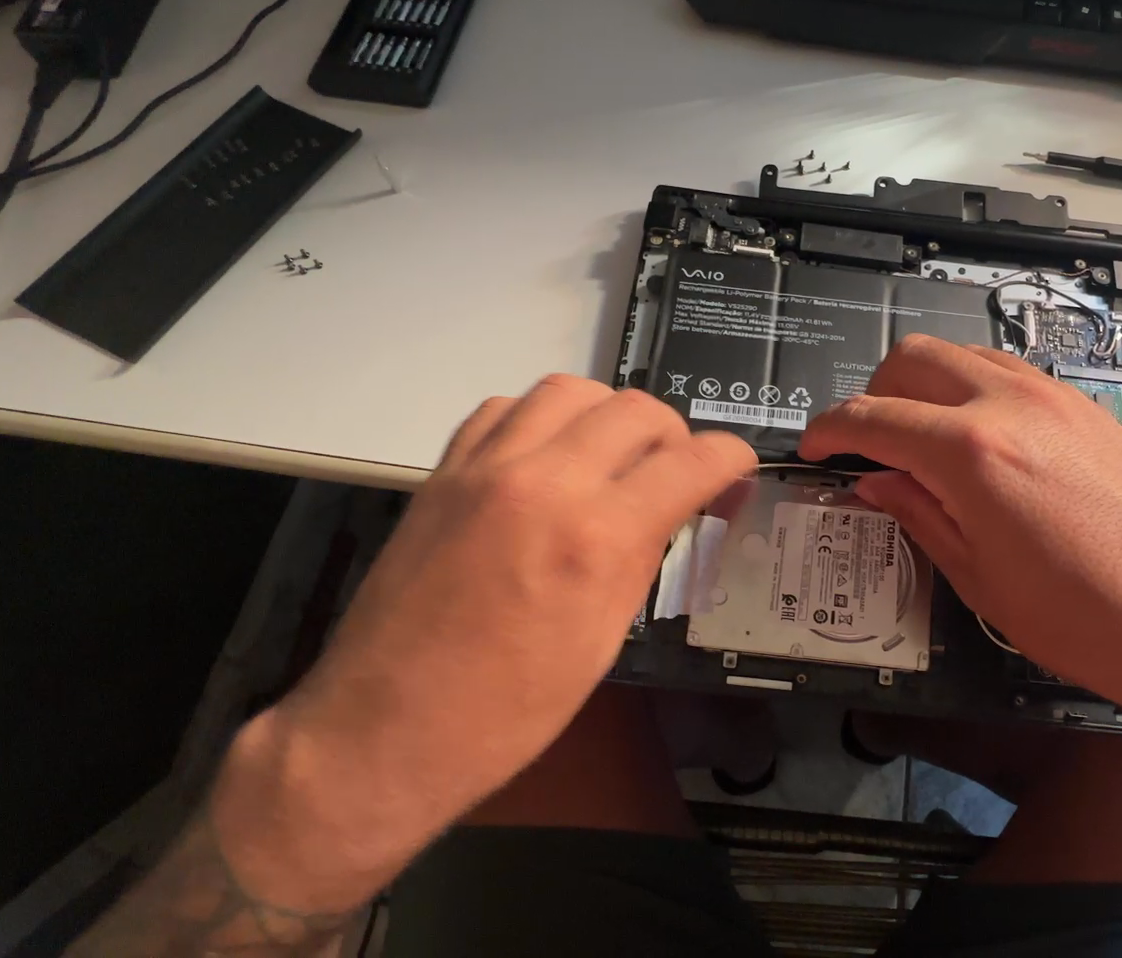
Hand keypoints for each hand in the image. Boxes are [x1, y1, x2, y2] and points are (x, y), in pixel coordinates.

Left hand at [210, 375, 754, 912]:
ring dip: (608, 414)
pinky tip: (547, 454)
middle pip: (636, 410)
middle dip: (675, 435)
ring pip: (570, 390)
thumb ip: (642, 555)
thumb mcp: (604, 640)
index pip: (692, 463)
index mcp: (597, 538)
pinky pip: (503, 409)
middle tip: (676, 470)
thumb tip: (668, 510)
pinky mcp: (443, 473)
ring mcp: (486, 469)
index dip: (732, 459)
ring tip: (613, 454)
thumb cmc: (507, 713)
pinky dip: (541, 419)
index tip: (738, 467)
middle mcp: (544, 483)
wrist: (384, 732)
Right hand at [799, 335, 1121, 721]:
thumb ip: (916, 514)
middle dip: (872, 393)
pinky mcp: (1084, 408)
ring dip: (923, 385)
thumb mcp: (976, 576)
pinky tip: (976, 439)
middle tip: (865, 440)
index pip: (872, 417)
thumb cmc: (1086, 617)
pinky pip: (1007, 372)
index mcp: (973, 453)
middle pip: (910, 359)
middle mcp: (1012, 406)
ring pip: (961, 354)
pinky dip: (971, 390)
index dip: (829, 430)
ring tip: (918, 436)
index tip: (815, 445)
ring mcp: (1055, 399)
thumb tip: (877, 484)